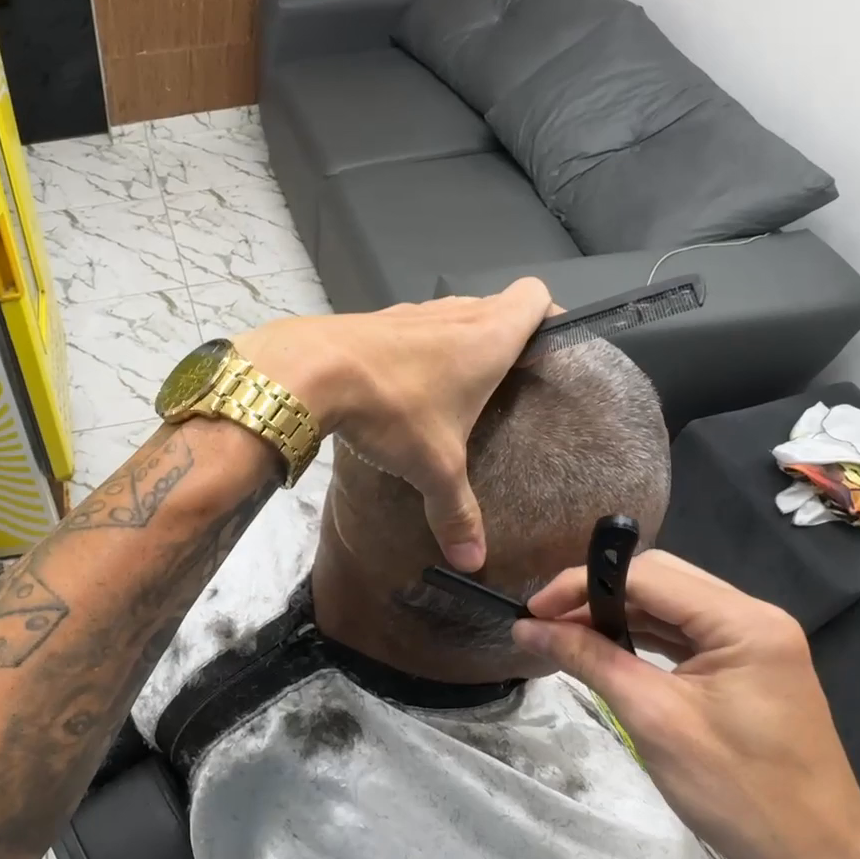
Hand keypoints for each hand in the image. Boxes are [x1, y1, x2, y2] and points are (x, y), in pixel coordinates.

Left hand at [232, 278, 553, 569]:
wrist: (309, 369)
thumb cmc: (393, 408)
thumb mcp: (433, 467)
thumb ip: (456, 512)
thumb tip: (471, 561)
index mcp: (488, 335)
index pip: (536, 296)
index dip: (550, 317)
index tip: (546, 352)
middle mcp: (454, 313)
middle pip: (495, 306)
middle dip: (504, 339)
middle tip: (504, 384)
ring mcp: (410, 311)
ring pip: (449, 314)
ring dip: (456, 342)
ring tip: (453, 388)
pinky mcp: (371, 320)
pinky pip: (408, 328)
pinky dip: (413, 349)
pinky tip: (401, 386)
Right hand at [514, 553, 859, 858]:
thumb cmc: (739, 792)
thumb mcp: (653, 719)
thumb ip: (589, 659)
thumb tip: (526, 627)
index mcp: (745, 622)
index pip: (646, 576)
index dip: (581, 583)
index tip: (533, 611)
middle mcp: (756, 618)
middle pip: (659, 579)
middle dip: (595, 593)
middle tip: (545, 621)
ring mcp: (756, 643)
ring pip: (668, 604)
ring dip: (615, 614)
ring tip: (565, 635)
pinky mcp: (749, 668)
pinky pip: (684, 633)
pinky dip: (641, 635)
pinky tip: (607, 649)